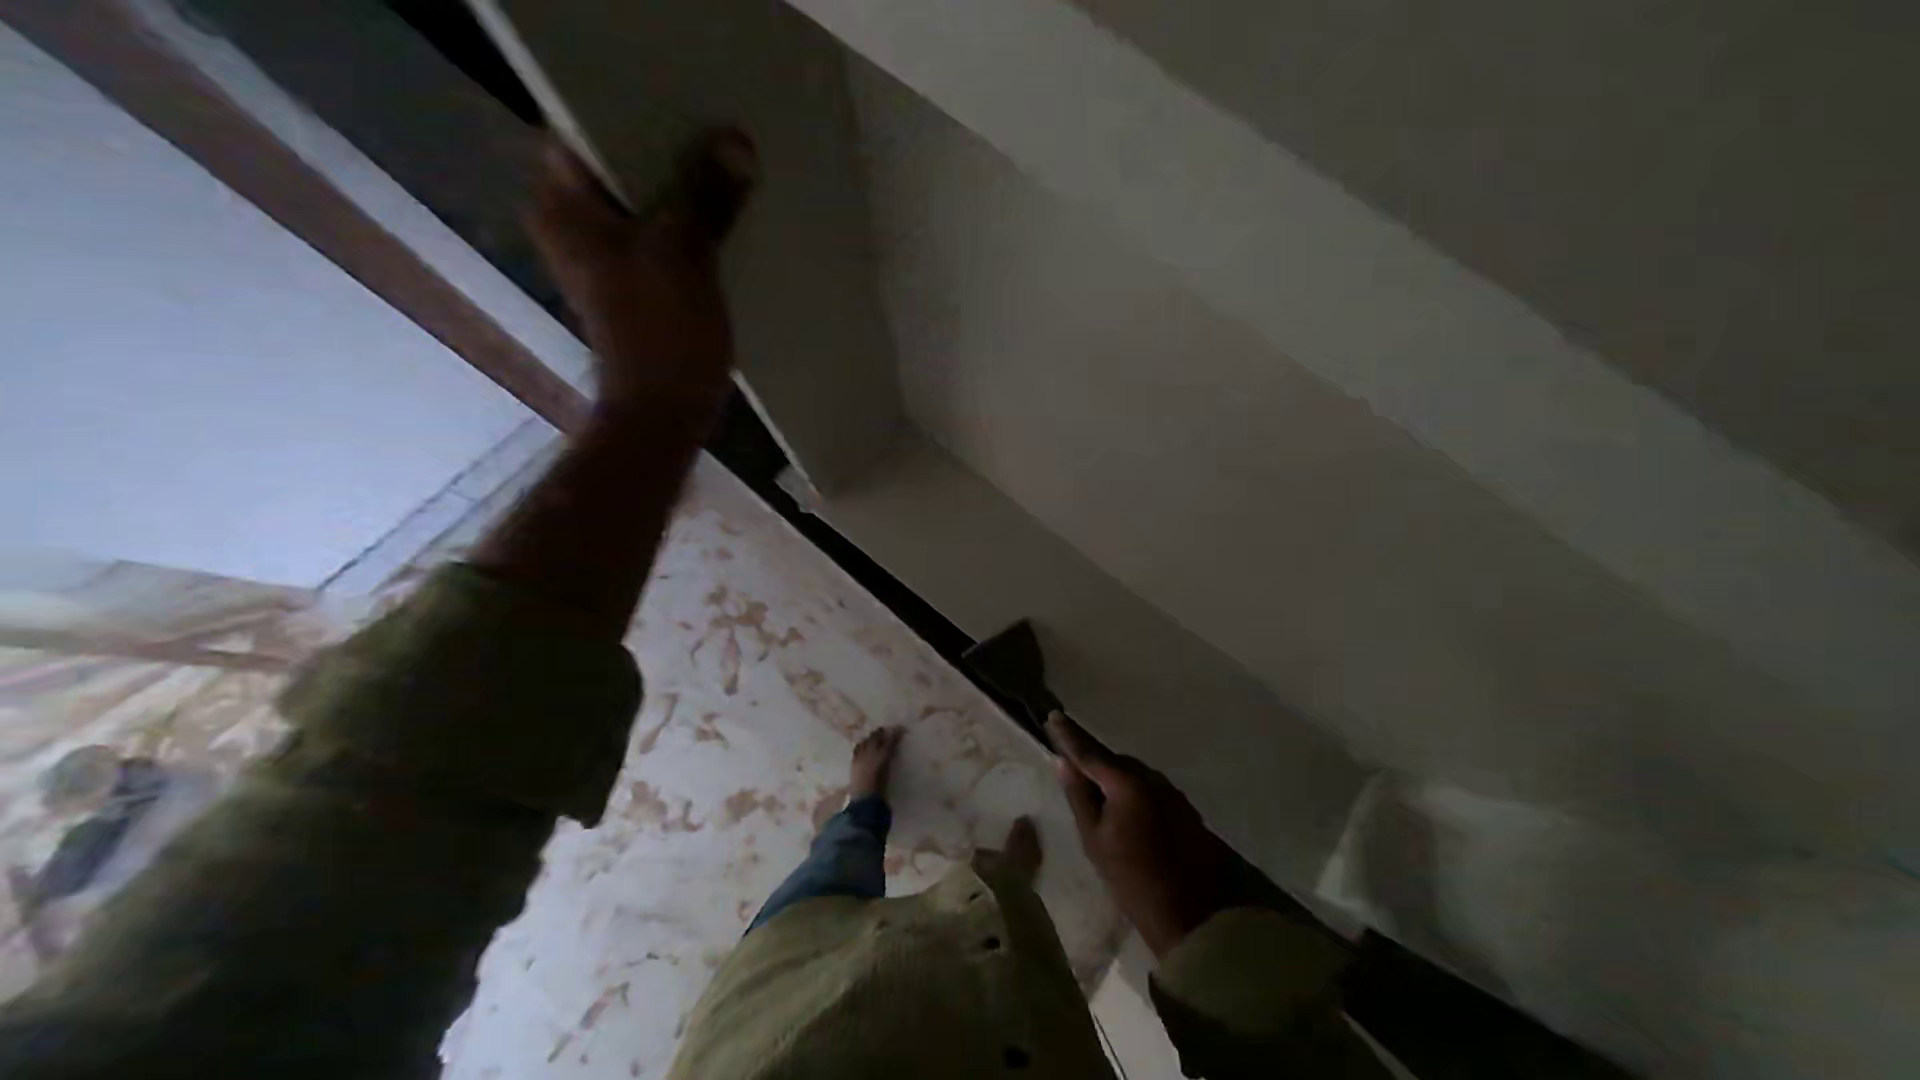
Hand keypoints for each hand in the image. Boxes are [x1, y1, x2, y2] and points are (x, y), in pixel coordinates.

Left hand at [526, 131, 756, 416]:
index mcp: (563, 207)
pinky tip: (729, 215)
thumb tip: (736, 143)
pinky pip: (664, 232)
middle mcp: (574, 222)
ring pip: (648, 200)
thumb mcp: (684, 255)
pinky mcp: (637, 278)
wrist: (666, 409)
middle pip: (622, 164)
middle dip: (672, 151)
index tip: (685, 104)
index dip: (635, 112)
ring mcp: (606, 252)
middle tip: (721, 135)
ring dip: (687, 189)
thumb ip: (706, 194)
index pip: (587, 128)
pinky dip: (692, 223)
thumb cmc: (662, 333)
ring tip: (732, 169)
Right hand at [1048, 711, 1246, 958]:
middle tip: (1071, 763)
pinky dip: (1132, 791)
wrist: (1194, 914)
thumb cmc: (1133, 879)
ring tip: (1096, 790)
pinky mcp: (1184, 809)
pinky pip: (1149, 789)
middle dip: (1093, 760)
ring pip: (1133, 775)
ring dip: (1114, 777)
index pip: (1089, 751)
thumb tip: (1063, 761)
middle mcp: (1151, 778)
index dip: (1069, 734)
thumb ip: (1078, 796)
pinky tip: (1125, 808)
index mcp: (1126, 783)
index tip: (1054, 716)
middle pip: (1114, 761)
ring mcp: (1171, 792)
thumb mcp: (1094, 840)